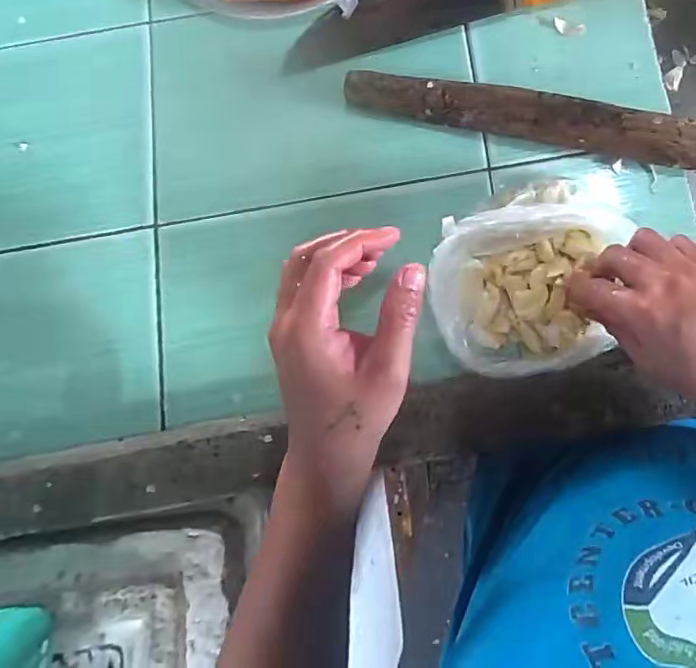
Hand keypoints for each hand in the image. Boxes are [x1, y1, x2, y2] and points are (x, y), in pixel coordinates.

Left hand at [268, 228, 424, 517]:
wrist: (324, 457)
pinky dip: (327, 272)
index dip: (359, 242)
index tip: (393, 237)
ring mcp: (282, 326)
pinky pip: (301, 286)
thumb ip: (399, 316)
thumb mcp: (389, 369)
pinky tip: (357, 277)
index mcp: (306, 327)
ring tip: (375, 257)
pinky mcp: (287, 333)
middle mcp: (285, 320)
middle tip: (384, 243)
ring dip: (334, 254)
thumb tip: (413, 268)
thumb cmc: (359, 418)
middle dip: (345, 242)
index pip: (325, 264)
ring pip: (300, 269)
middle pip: (306, 258)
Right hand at [566, 228, 695, 422]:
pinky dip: (664, 250)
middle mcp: (656, 280)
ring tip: (638, 269)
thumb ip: (617, 329)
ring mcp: (682, 267)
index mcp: (638, 310)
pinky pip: (674, 240)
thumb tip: (598, 308)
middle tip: (605, 282)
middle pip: (611, 255)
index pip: (589, 287)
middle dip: (600, 268)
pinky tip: (667, 268)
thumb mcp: (645, 361)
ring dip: (632, 253)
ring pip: (641, 238)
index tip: (575, 294)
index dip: (575, 289)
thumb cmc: (695, 375)